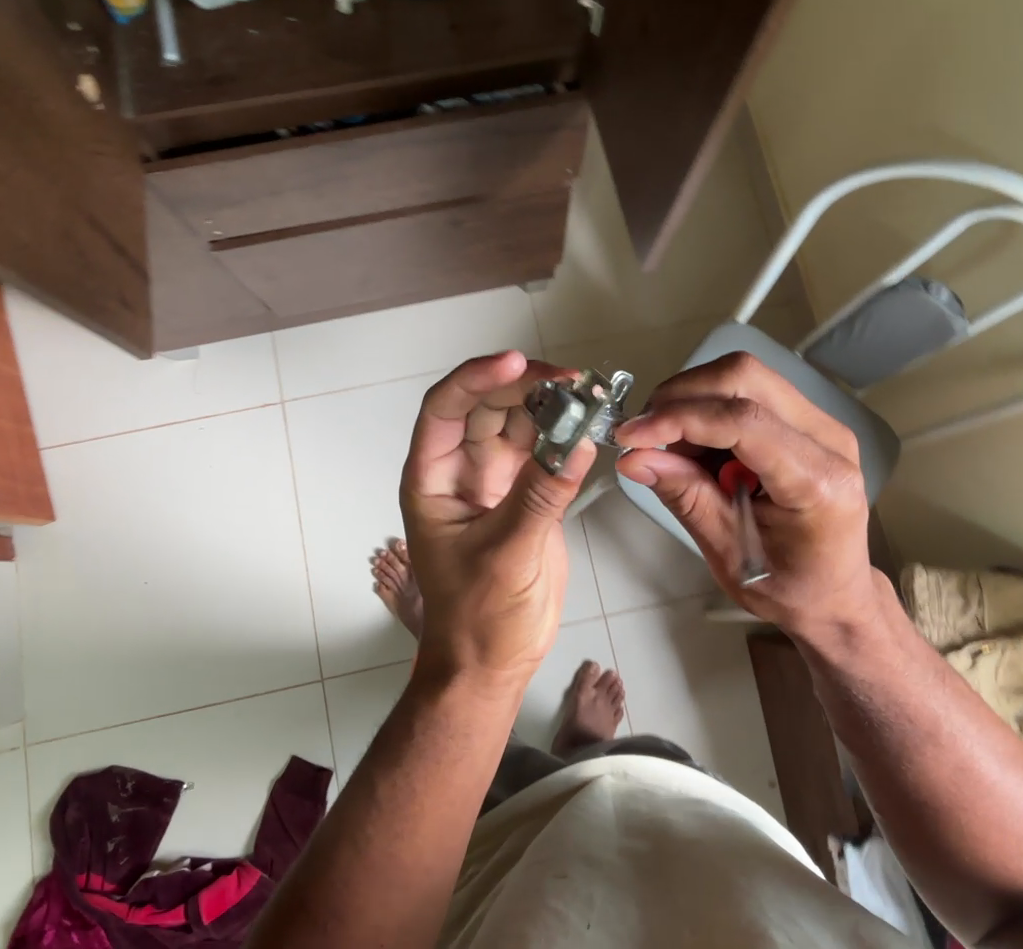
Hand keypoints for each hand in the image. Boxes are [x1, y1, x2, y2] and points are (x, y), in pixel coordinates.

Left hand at [400, 352, 595, 687]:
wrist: (493, 661)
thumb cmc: (479, 615)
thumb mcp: (506, 554)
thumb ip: (541, 496)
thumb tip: (579, 443)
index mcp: (432, 478)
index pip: (445, 408)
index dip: (477, 378)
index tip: (519, 361)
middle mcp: (461, 470)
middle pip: (487, 407)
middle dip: (524, 385)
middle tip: (572, 378)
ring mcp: (495, 480)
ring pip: (519, 424)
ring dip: (551, 405)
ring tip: (589, 393)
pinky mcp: (526, 495)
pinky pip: (545, 452)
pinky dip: (566, 436)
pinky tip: (590, 423)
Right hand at [612, 352, 875, 635]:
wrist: (837, 596)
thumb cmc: (789, 589)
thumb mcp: (728, 554)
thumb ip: (684, 497)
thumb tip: (633, 458)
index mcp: (819, 483)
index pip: (742, 422)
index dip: (678, 419)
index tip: (629, 436)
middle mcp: (829, 440)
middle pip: (744, 377)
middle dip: (681, 397)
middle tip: (645, 435)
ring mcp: (822, 424)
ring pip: (743, 376)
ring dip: (692, 402)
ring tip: (673, 451)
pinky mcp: (807, 421)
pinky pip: (749, 392)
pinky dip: (708, 411)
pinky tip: (698, 451)